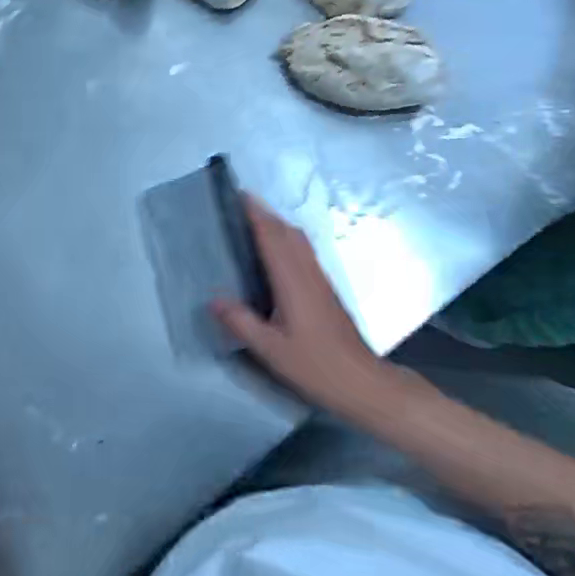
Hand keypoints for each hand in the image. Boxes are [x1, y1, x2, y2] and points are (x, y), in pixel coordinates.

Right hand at [211, 197, 409, 423]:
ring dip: (278, 224)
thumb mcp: (270, 350)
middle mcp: (307, 272)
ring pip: (299, 240)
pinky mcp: (326, 289)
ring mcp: (320, 279)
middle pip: (287, 232)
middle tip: (241, 203)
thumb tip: (214, 299)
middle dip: (265, 213)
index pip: (272, 237)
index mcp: (291, 281)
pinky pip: (305, 251)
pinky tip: (280, 251)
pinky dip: (289, 239)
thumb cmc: (315, 365)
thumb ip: (241, 323)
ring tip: (256, 220)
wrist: (361, 380)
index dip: (256, 214)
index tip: (240, 195)